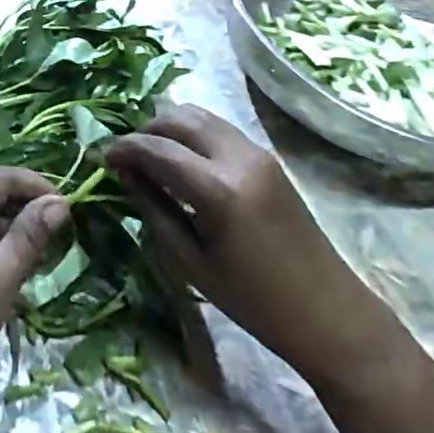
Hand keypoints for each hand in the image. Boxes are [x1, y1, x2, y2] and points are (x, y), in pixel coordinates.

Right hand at [103, 105, 404, 384]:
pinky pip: (218, 129)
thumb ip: (153, 207)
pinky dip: (192, 135)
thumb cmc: (253, 300)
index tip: (102, 159)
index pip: (155, 147)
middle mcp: (239, 159)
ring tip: (152, 159)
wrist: (331, 316)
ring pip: (199, 116)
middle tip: (127, 159)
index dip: (122, 148)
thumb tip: (124, 173)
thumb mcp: (188, 260)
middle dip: (144, 132)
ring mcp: (259, 155)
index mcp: (218, 190)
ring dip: (168, 129)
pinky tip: (182, 163)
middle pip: (177, 118)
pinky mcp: (269, 160)